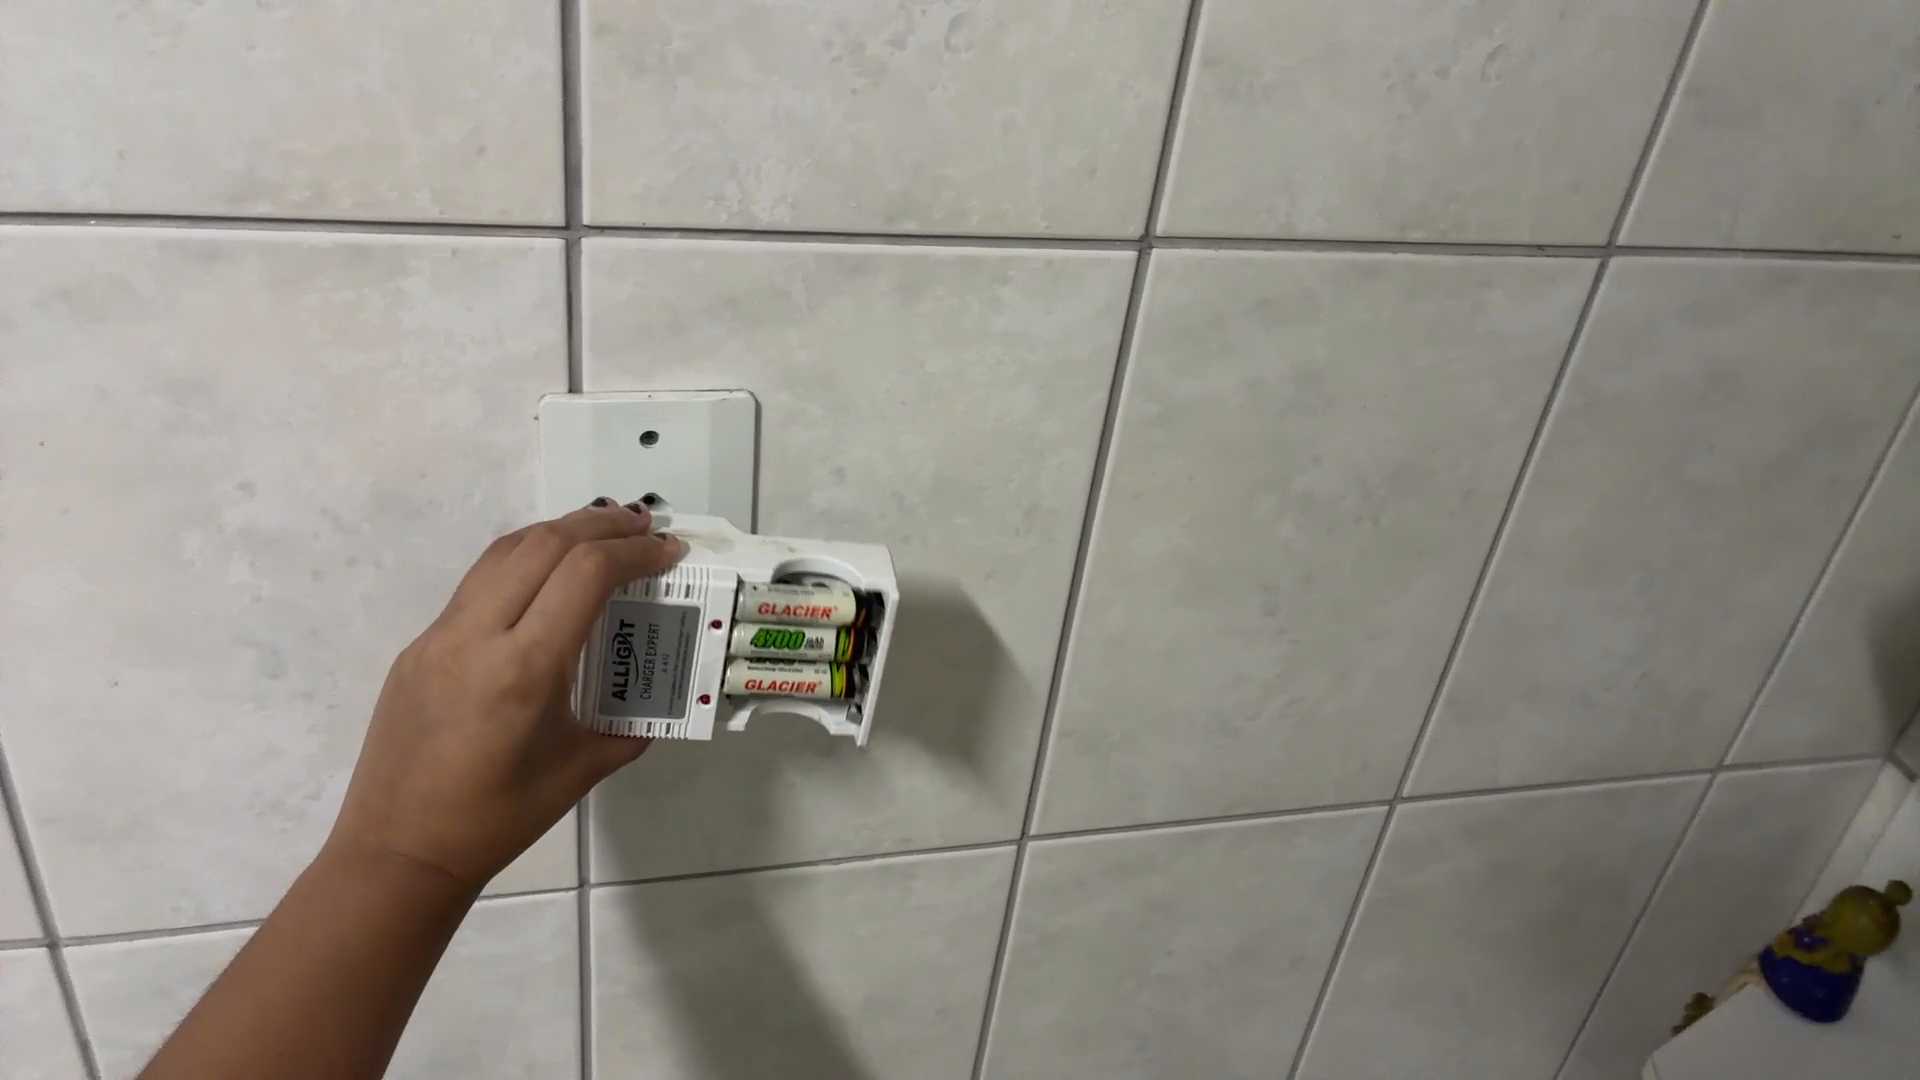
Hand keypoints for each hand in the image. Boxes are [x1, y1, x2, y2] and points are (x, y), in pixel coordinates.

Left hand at [327, 499, 686, 890]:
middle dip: (602, 524)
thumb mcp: (585, 766)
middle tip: (645, 526)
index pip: (585, 574)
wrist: (397, 853)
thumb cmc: (500, 818)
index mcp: (523, 669)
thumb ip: (632, 722)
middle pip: (544, 544)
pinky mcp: (420, 646)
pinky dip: (528, 559)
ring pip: (505, 551)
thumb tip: (662, 692)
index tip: (670, 552)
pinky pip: (480, 581)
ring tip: (604, 531)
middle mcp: (476, 638)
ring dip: (561, 530)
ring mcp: (439, 637)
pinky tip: (553, 576)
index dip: (635, 552)